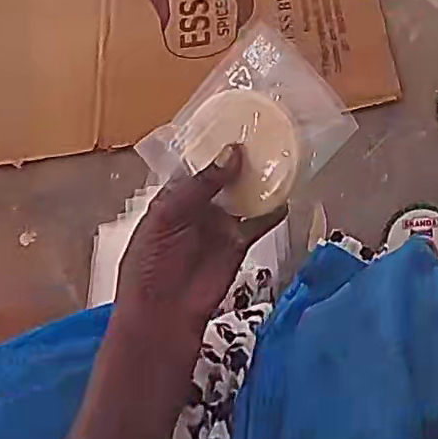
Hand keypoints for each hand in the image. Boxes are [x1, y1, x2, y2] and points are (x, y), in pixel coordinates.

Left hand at [116, 145, 287, 321]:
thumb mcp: (168, 216)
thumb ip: (201, 185)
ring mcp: (221, 223)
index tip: (239, 124)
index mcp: (175, 195)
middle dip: (244, 160)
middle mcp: (200, 205)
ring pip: (245, 195)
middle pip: (226, 176)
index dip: (216, 146)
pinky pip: (260, 221)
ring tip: (282, 160)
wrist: (163, 314)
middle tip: (268, 137)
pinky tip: (286, 198)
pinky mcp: (239, 242)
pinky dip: (274, 211)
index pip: (198, 164)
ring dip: (260, 181)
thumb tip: (232, 153)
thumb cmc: (152, 263)